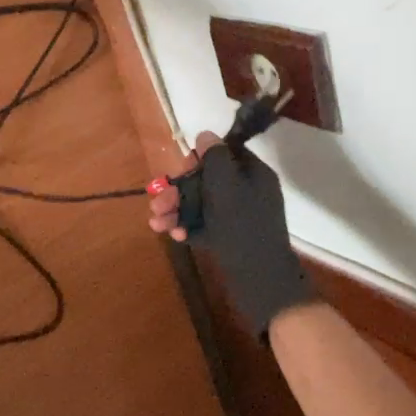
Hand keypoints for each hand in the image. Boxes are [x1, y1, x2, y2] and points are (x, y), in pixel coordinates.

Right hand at [149, 133, 316, 336]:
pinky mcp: (227, 239)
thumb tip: (205, 135)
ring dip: (176, 209)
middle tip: (157, 200)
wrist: (259, 280)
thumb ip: (216, 159)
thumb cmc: (243, 228)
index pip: (224, 154)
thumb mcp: (228, 187)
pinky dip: (186, 227)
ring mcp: (236, 218)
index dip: (199, 158)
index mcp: (253, 175)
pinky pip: (203, 226)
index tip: (181, 168)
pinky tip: (172, 234)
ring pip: (200, 205)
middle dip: (178, 189)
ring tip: (156, 221)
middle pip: (206, 181)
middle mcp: (246, 193)